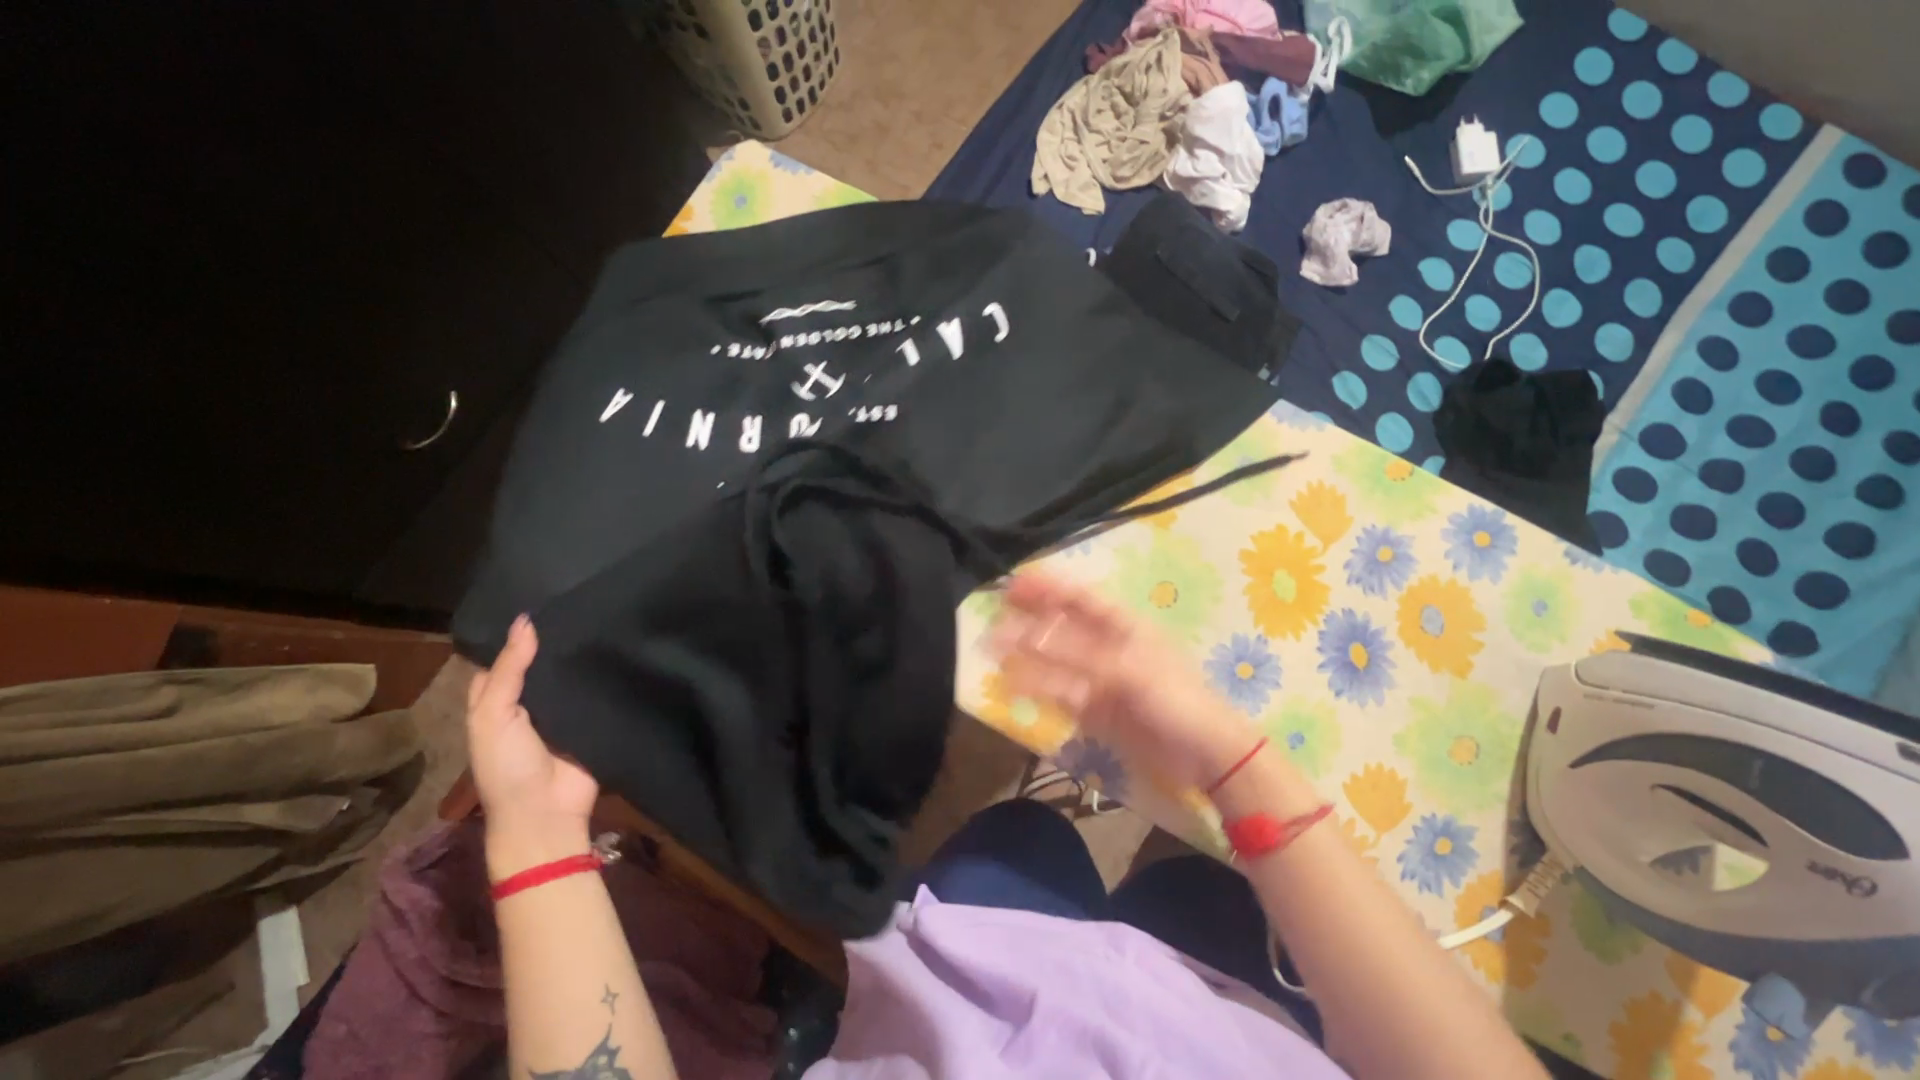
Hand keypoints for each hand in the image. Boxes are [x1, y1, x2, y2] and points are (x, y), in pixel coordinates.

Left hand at [466, 616, 598, 873]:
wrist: (547, 813)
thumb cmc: (507, 766)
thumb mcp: (494, 715)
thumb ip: (510, 669)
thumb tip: (527, 619)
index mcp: (493, 700)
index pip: (502, 656)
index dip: (514, 632)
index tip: (537, 596)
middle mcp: (526, 702)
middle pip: (538, 662)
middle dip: (553, 638)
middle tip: (576, 596)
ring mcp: (560, 711)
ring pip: (568, 674)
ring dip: (580, 654)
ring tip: (602, 612)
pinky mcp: (590, 719)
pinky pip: (595, 691)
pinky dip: (603, 673)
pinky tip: (618, 644)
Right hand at [988, 573, 1261, 789]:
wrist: (1206, 755)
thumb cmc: (1177, 699)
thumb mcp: (1128, 670)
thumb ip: (1077, 654)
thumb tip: (1026, 637)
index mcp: (1124, 626)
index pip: (1079, 598)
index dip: (1047, 588)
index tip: (1012, 584)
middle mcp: (1108, 646)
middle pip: (1062, 627)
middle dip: (1029, 621)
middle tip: (992, 619)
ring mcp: (1100, 678)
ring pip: (1055, 661)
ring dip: (1026, 656)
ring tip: (991, 650)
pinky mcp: (1095, 709)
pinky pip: (1060, 693)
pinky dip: (1037, 688)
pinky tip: (1012, 686)